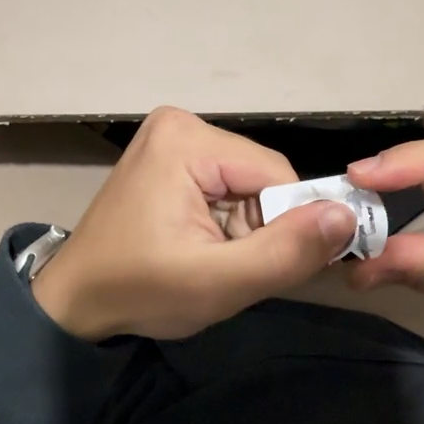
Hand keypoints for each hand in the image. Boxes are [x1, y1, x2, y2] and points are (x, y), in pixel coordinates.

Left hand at [32, 107, 357, 341]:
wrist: (74, 299)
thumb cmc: (139, 290)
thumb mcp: (219, 282)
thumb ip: (286, 251)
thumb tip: (348, 215)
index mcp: (187, 139)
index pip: (277, 176)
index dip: (284, 226)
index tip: (264, 266)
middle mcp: (181, 123)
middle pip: (261, 178)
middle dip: (259, 228)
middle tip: (229, 268)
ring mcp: (171, 138)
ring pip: (247, 185)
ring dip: (243, 228)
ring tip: (209, 260)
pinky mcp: (168, 157)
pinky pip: (224, 187)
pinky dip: (224, 222)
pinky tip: (198, 247)